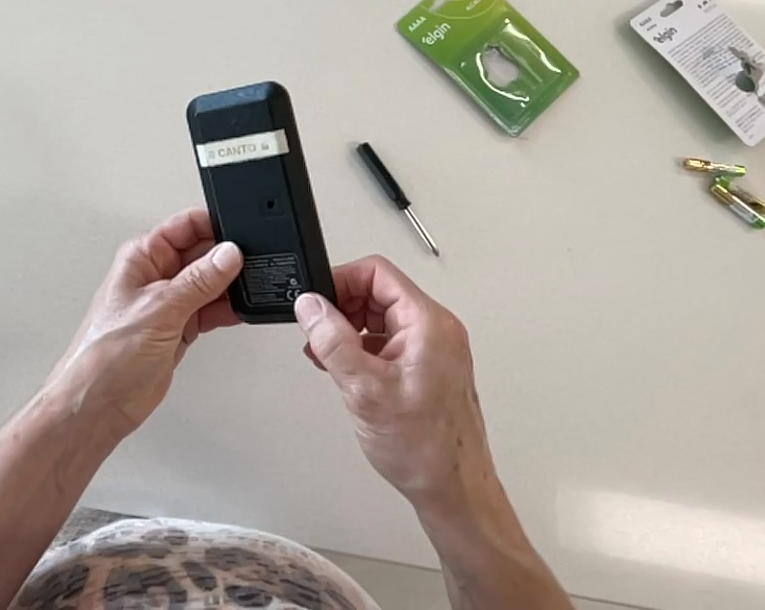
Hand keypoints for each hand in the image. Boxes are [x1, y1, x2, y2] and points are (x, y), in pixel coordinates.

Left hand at [47, 208, 242, 438]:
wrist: (98, 405)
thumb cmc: (104, 355)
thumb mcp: (159, 309)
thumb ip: (198, 281)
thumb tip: (227, 254)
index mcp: (142, 257)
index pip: (184, 226)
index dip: (213, 226)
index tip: (239, 235)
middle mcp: (155, 275)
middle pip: (201, 252)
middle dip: (226, 257)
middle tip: (250, 265)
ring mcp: (168, 303)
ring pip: (209, 282)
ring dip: (229, 286)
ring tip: (251, 288)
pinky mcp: (179, 328)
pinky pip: (210, 309)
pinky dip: (226, 310)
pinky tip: (241, 310)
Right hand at [293, 256, 498, 514]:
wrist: (454, 492)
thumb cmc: (426, 449)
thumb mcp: (364, 388)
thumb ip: (332, 340)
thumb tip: (310, 305)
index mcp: (427, 323)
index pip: (376, 273)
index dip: (340, 280)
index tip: (315, 300)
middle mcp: (434, 330)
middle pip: (376, 292)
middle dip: (340, 308)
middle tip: (317, 331)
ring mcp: (430, 349)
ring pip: (378, 317)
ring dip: (347, 330)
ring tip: (326, 355)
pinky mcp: (424, 367)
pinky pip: (385, 340)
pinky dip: (359, 348)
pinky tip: (343, 370)